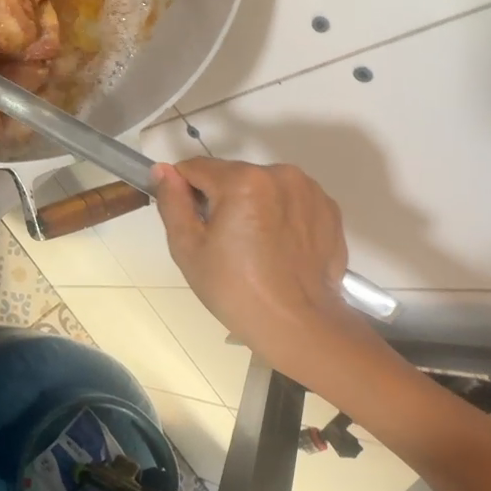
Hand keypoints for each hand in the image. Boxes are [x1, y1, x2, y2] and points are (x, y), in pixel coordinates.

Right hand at [154, 158, 377, 382]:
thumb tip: (162, 170)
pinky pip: (290, 201)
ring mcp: (310, 191)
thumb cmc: (232, 287)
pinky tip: (275, 248)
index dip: (182, 192)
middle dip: (219, 199)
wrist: (297, 323)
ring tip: (250, 246)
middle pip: (231, 175)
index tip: (188, 221)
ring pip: (262, 187)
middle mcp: (281, 175)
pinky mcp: (329, 210)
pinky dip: (277, 216)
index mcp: (243, 181)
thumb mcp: (187, 246)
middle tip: (218, 242)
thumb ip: (172, 201)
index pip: (196, 167)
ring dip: (250, 205)